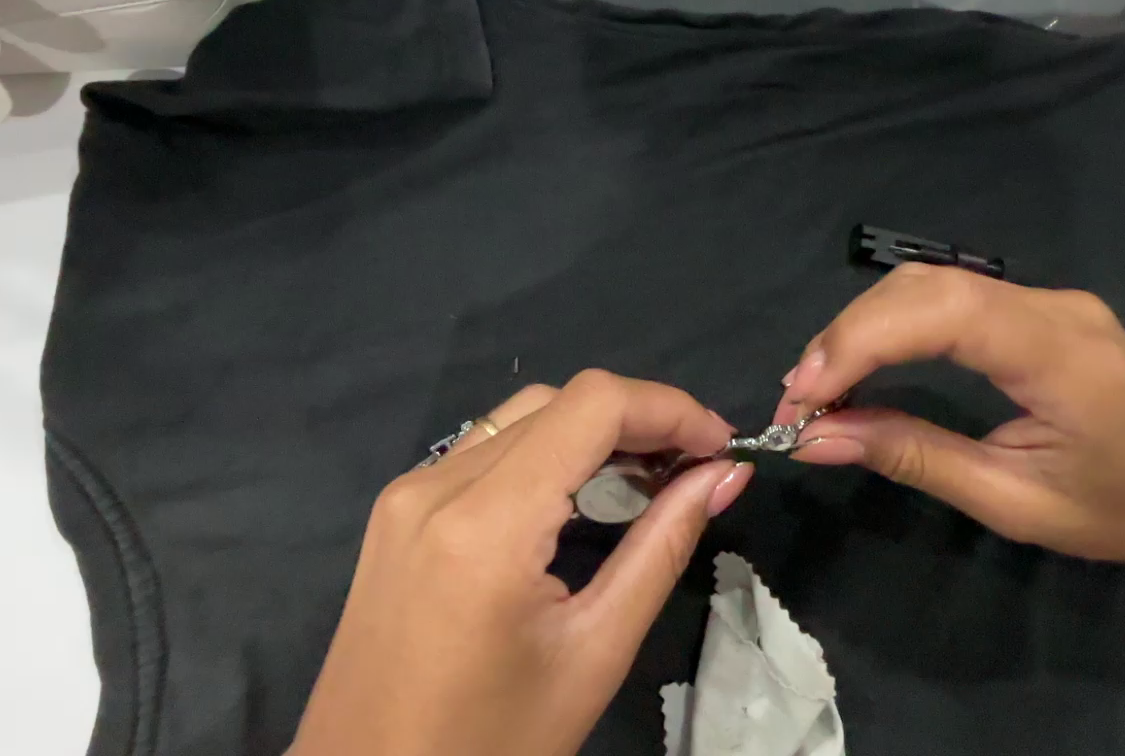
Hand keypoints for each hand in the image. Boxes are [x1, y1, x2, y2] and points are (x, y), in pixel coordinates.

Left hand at [289, 371, 754, 755]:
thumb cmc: (490, 746)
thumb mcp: (594, 653)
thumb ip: (663, 547)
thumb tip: (725, 475)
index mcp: (485, 523)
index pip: (592, 406)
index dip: (668, 407)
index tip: (721, 445)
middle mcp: (437, 483)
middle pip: (560, 402)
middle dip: (640, 419)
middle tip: (695, 466)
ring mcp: (409, 489)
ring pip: (523, 416)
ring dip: (595, 430)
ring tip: (651, 476)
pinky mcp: (399, 505)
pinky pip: (488, 447)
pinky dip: (548, 450)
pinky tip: (581, 492)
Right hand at [776, 263, 1124, 573]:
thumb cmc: (1120, 511)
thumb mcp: (1013, 505)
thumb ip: (913, 457)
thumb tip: (815, 439)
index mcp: (1066, 360)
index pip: (948, 315)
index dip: (864, 340)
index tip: (806, 394)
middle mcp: (1054, 308)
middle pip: (926, 288)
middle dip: (848, 335)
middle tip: (798, 396)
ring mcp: (1044, 297)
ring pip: (927, 283)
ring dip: (861, 326)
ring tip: (818, 383)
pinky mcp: (1030, 302)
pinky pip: (943, 296)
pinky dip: (888, 323)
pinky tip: (860, 359)